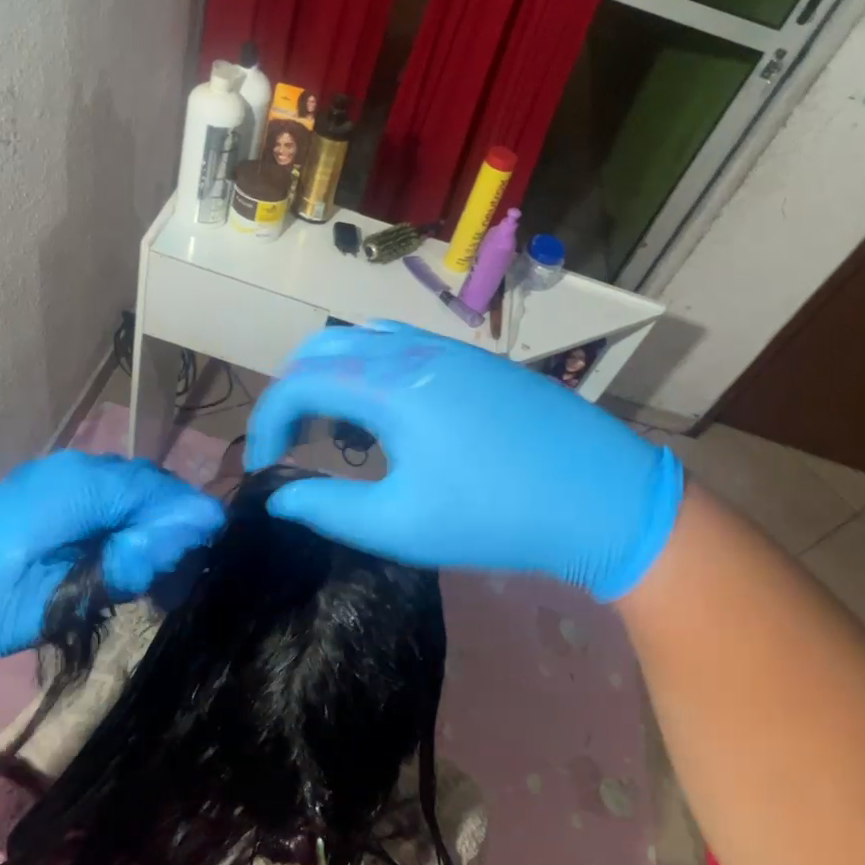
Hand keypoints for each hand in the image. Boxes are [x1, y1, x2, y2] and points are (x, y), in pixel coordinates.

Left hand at [0, 451, 224, 694]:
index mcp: (73, 487)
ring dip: (150, 524)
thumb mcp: (66, 594)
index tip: (214, 547)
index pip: (152, 488)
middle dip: (173, 522)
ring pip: (128, 490)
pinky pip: (106, 498)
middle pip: (145, 485)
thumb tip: (192, 536)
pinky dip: (126, 523)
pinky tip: (129, 557)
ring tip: (161, 570)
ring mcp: (57, 478)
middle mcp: (69, 469)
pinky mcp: (50, 494)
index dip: (188, 515)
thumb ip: (130, 561)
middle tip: (189, 568)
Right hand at [245, 321, 683, 599]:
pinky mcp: (476, 363)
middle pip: (325, 348)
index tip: (265, 469)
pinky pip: (402, 348)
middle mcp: (411, 350)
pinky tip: (390, 421)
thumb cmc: (491, 515)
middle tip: (294, 445)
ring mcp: (449, 350)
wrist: (600, 497)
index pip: (298, 384)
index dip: (266, 425)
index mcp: (387, 383)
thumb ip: (327, 509)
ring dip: (334, 377)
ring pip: (365, 340)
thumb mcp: (399, 523)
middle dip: (294, 393)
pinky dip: (372, 374)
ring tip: (337, 432)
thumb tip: (277, 498)